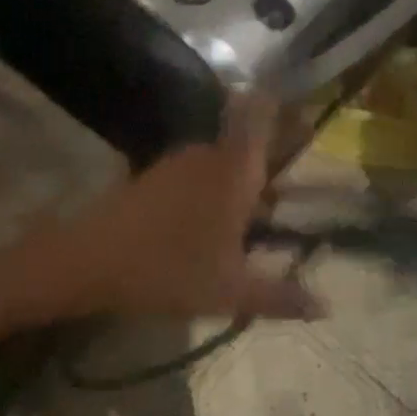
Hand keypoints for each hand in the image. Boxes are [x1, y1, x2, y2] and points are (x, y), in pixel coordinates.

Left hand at [19, 93, 322, 320]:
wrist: (90, 261)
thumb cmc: (170, 270)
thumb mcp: (231, 291)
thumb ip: (281, 296)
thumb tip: (325, 307)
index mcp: (234, 169)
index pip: (262, 114)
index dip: (285, 108)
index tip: (307, 118)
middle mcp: (207, 154)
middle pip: (246, 144)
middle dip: (270, 167)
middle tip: (292, 202)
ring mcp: (175, 163)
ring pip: (220, 162)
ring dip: (239, 184)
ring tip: (256, 224)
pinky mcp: (152, 177)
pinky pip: (196, 175)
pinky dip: (211, 192)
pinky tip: (212, 229)